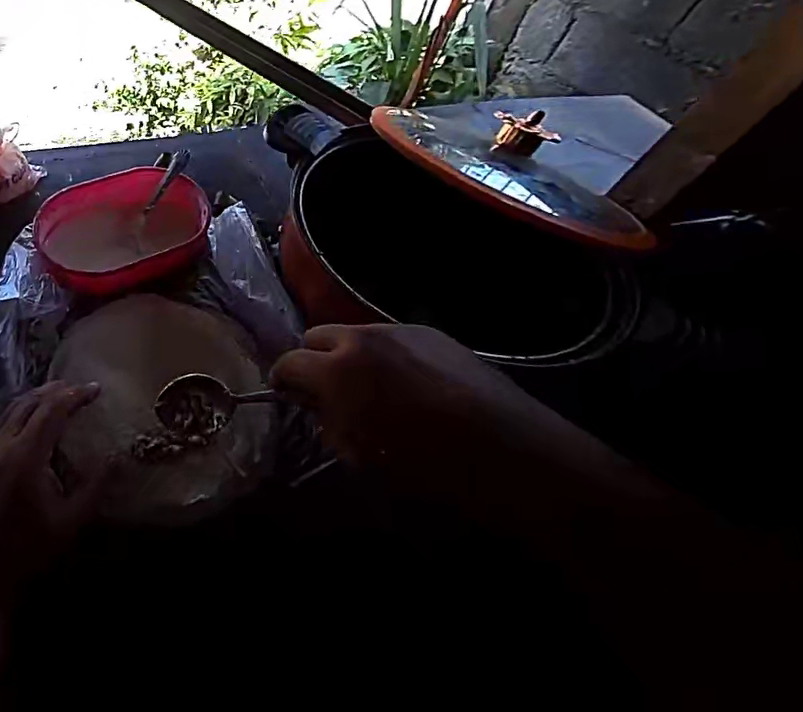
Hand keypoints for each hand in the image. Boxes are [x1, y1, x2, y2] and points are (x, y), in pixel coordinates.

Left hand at [0, 381, 104, 609]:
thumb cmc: (30, 549)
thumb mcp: (71, 521)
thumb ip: (95, 487)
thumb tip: (118, 459)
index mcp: (25, 455)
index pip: (51, 410)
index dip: (74, 396)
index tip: (96, 389)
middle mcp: (3, 444)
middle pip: (30, 402)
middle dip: (56, 390)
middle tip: (80, 388)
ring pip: (13, 409)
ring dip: (38, 398)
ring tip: (61, 396)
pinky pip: (4, 422)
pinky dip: (23, 411)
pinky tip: (36, 421)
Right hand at [273, 325, 651, 533]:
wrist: (518, 457)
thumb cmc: (433, 471)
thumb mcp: (365, 460)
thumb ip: (331, 424)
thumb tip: (321, 408)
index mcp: (337, 371)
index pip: (288, 362)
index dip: (284, 381)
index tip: (290, 396)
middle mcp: (362, 338)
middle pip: (316, 336)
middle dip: (315, 361)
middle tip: (332, 392)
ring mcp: (399, 330)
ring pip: (355, 334)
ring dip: (352, 356)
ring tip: (376, 388)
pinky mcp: (432, 333)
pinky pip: (391, 338)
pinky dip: (387, 356)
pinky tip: (413, 385)